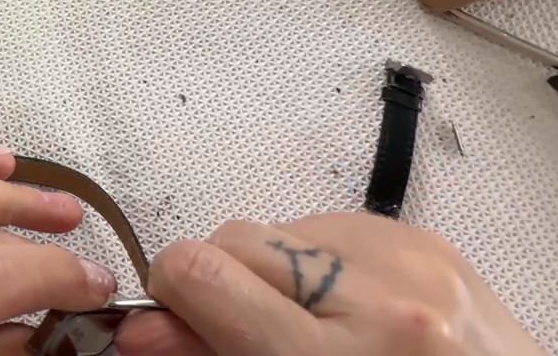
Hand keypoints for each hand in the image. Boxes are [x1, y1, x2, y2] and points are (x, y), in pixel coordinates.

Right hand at [115, 212, 545, 355]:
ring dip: (273, 272)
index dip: (172, 293)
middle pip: (230, 238)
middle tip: (254, 333)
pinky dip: (316, 264)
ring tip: (319, 328)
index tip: (185, 323)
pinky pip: (321, 223)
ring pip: (272, 227)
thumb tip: (134, 330)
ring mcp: (408, 254)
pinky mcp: (422, 234)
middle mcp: (381, 292)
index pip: (199, 271)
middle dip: (225, 283)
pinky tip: (351, 309)